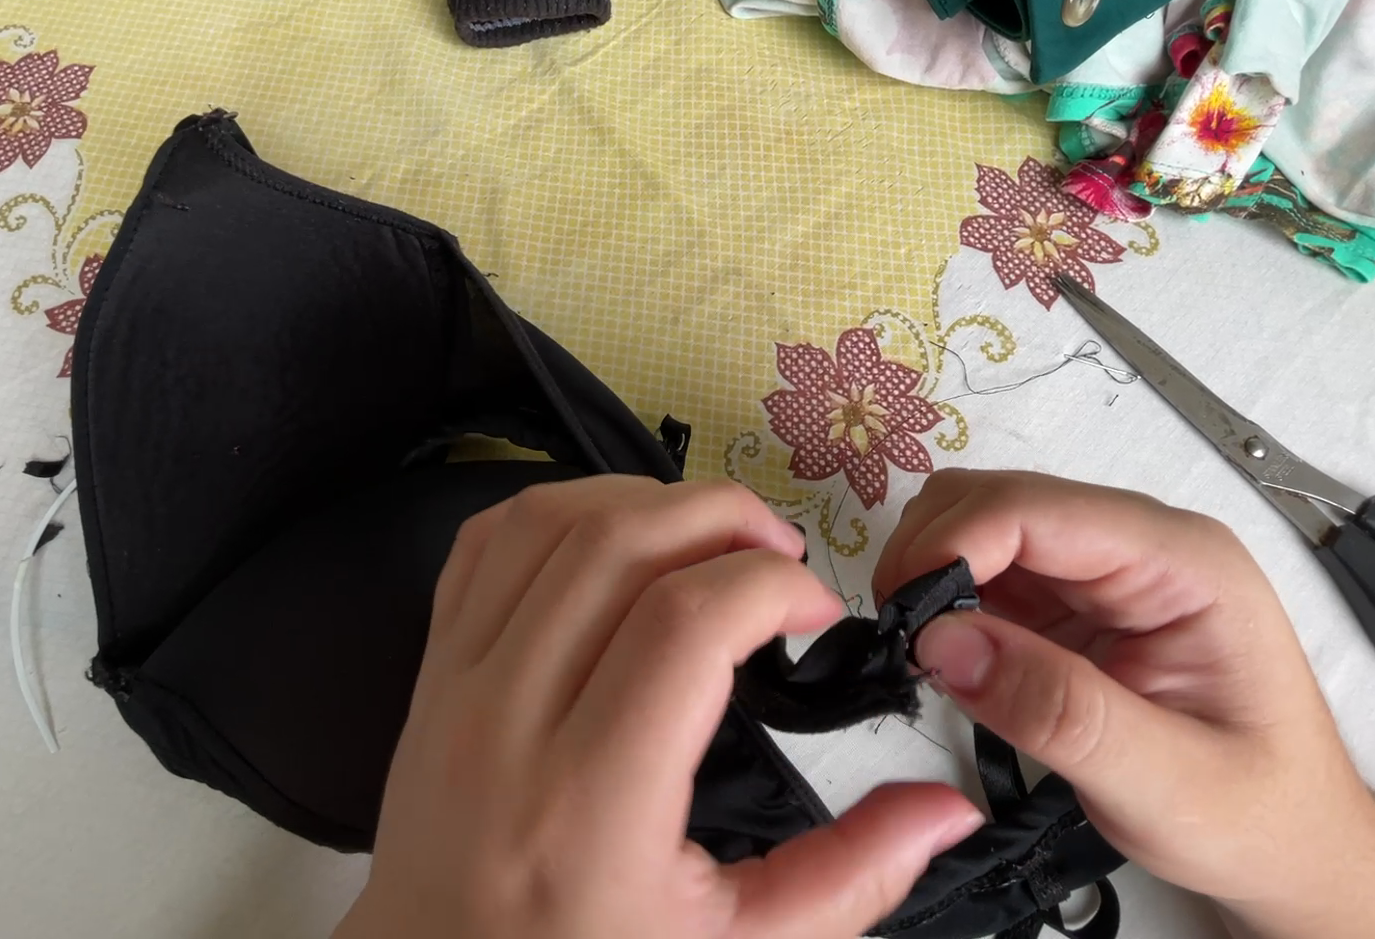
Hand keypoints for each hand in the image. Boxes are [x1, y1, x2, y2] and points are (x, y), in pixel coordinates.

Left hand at [335, 476, 983, 938]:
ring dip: (645, 497)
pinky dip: (562, 508)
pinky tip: (616, 533)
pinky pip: (487, 538)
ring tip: (705, 532)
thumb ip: (849, 878)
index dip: (771, 585)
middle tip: (774, 551)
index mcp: (589, 807)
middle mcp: (507, 723)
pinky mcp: (432, 661)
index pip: (685, 624)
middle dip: (721, 515)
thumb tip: (942, 807)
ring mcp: (455, 680)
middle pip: (619, 544)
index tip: (815, 608)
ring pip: (550, 522)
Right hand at [872, 470, 1374, 938]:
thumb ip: (1057, 711)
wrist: (1289, 845)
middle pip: (992, 497)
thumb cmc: (1256, 820)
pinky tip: (944, 644)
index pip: (1034, 509)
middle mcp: (1129, 539)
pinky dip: (936, 591)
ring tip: (922, 642)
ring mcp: (1089, 560)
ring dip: (926, 567)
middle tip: (903, 632)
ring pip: (970, 517)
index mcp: (1177, 562)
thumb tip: (937, 641)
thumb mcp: (1170, 787)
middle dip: (929, 551)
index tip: (904, 613)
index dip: (953, 543)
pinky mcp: (1057, 588)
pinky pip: (973, 561)